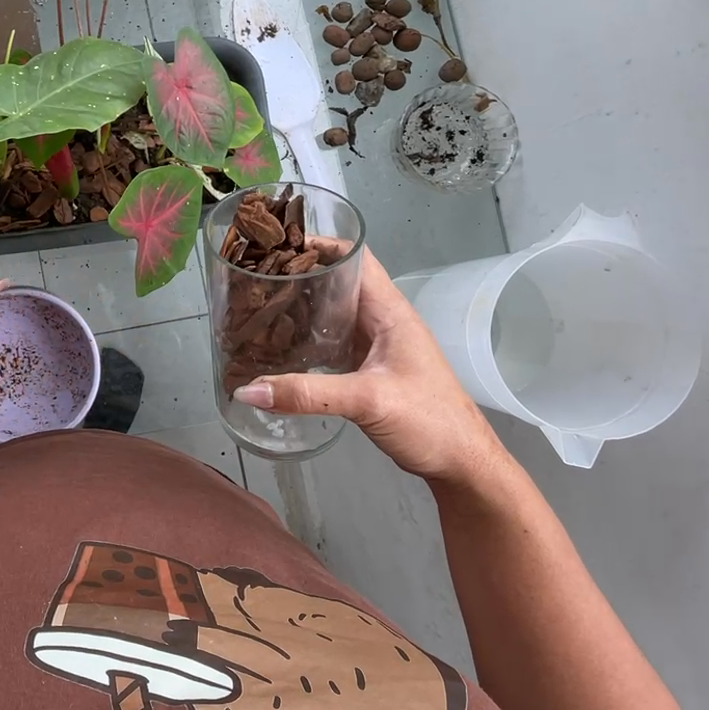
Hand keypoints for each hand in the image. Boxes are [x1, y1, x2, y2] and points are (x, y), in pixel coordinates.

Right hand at [231, 247, 504, 483]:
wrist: (464, 465)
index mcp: (389, 311)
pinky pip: (328, 339)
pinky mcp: (365, 367)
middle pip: (335, 281)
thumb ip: (306, 394)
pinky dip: (302, 335)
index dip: (317, 244)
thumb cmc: (430, 421)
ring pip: (330, 311)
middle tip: (251, 276)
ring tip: (254, 304)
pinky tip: (276, 345)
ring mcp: (374, 344)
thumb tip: (245, 390)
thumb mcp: (367, 401)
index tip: (274, 246)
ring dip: (297, 305)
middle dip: (296, 273)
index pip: (354, 257)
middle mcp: (380, 320)